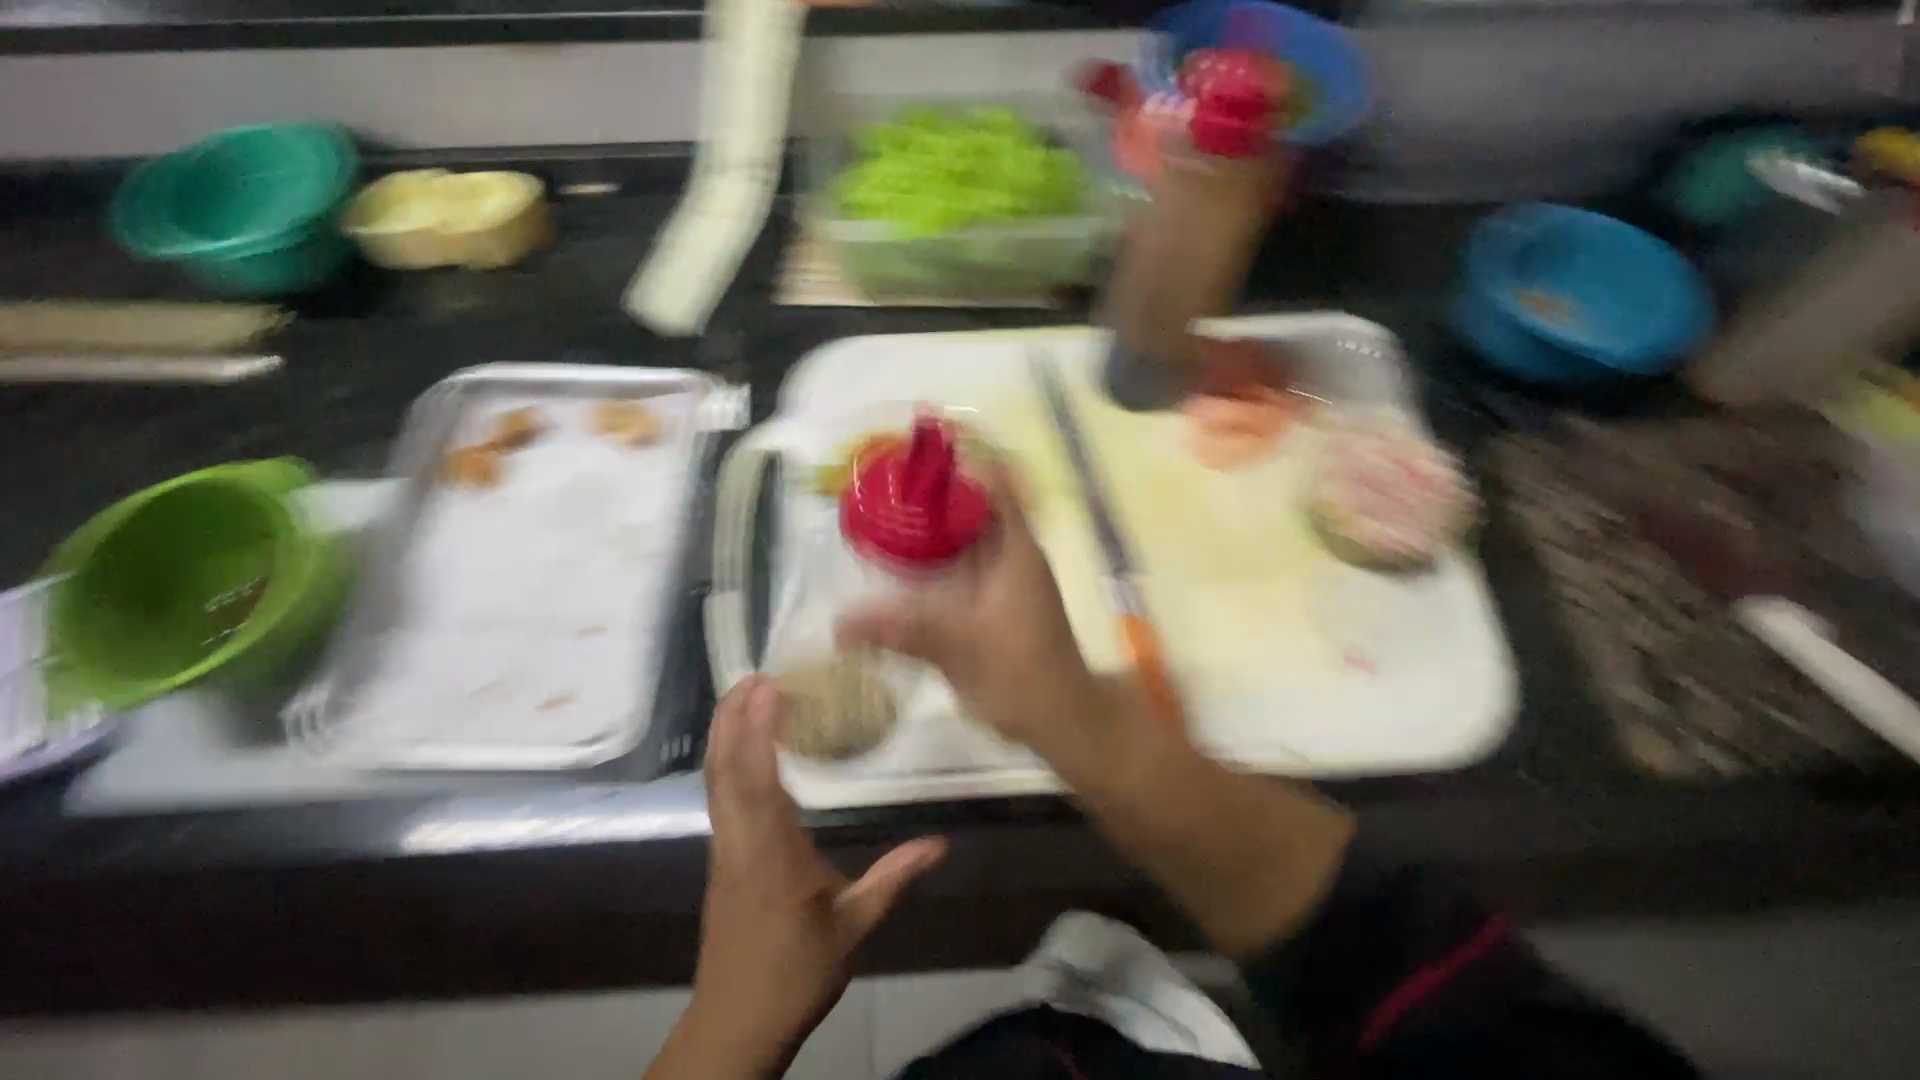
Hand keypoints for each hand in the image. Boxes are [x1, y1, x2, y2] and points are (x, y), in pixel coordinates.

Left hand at [660, 676, 944, 1078]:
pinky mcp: (720, 858)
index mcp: (770, 854)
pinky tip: (744, 748)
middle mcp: (739, 841)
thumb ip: (894, 878)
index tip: (768, 687)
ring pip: (715, 780)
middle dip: (733, 717)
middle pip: (724, 769)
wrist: (737, 1020)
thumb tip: (940, 843)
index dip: (757, 730)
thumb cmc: (797, 972)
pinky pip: (719, 796)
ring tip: (745, 695)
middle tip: (755, 675)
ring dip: (725, 734)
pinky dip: (728, 760)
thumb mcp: (854, 926)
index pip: (757, 781)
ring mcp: (723, 848)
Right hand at [836, 466, 1107, 751]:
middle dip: (926, 495)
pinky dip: (926, 566)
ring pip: (959, 540)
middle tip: (875, 487)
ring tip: (875, 519)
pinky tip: (890, 572)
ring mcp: (1000, 581)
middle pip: (969, 507)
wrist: (1061, 721)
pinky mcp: (989, 605)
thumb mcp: (962, 649)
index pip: (993, 483)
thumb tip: (839, 623)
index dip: (957, 461)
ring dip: (924, 530)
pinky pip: (954, 571)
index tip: (912, 452)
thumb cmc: (1024, 676)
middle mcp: (1009, 555)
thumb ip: (902, 630)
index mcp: (1015, 549)